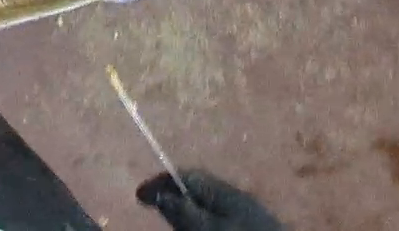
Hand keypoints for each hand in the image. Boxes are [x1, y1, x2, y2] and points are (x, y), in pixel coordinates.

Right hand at [136, 171, 283, 230]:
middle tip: (158, 210)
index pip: (184, 174)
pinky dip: (210, 220)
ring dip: (193, 210)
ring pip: (213, 204)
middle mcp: (238, 195)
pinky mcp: (260, 227)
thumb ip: (183, 211)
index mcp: (224, 189)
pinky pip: (226, 216)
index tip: (139, 197)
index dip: (159, 183)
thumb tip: (160, 195)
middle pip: (198, 188)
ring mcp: (252, 213)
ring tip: (180, 223)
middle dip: (176, 196)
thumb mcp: (207, 228)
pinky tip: (207, 227)